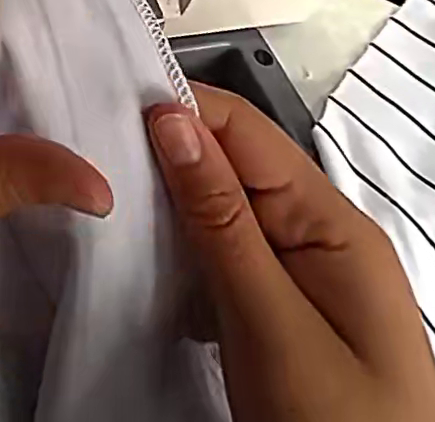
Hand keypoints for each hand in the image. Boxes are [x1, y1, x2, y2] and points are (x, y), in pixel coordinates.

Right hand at [146, 84, 434, 421]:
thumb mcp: (272, 326)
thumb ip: (221, 219)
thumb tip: (171, 119)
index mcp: (331, 220)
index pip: (246, 129)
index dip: (183, 108)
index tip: (113, 111)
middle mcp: (319, 227)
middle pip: (236, 158)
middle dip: (172, 149)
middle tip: (102, 152)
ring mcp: (302, 262)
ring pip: (225, 200)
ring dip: (174, 194)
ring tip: (116, 191)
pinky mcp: (281, 294)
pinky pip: (226, 241)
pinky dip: (186, 236)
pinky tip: (151, 245)